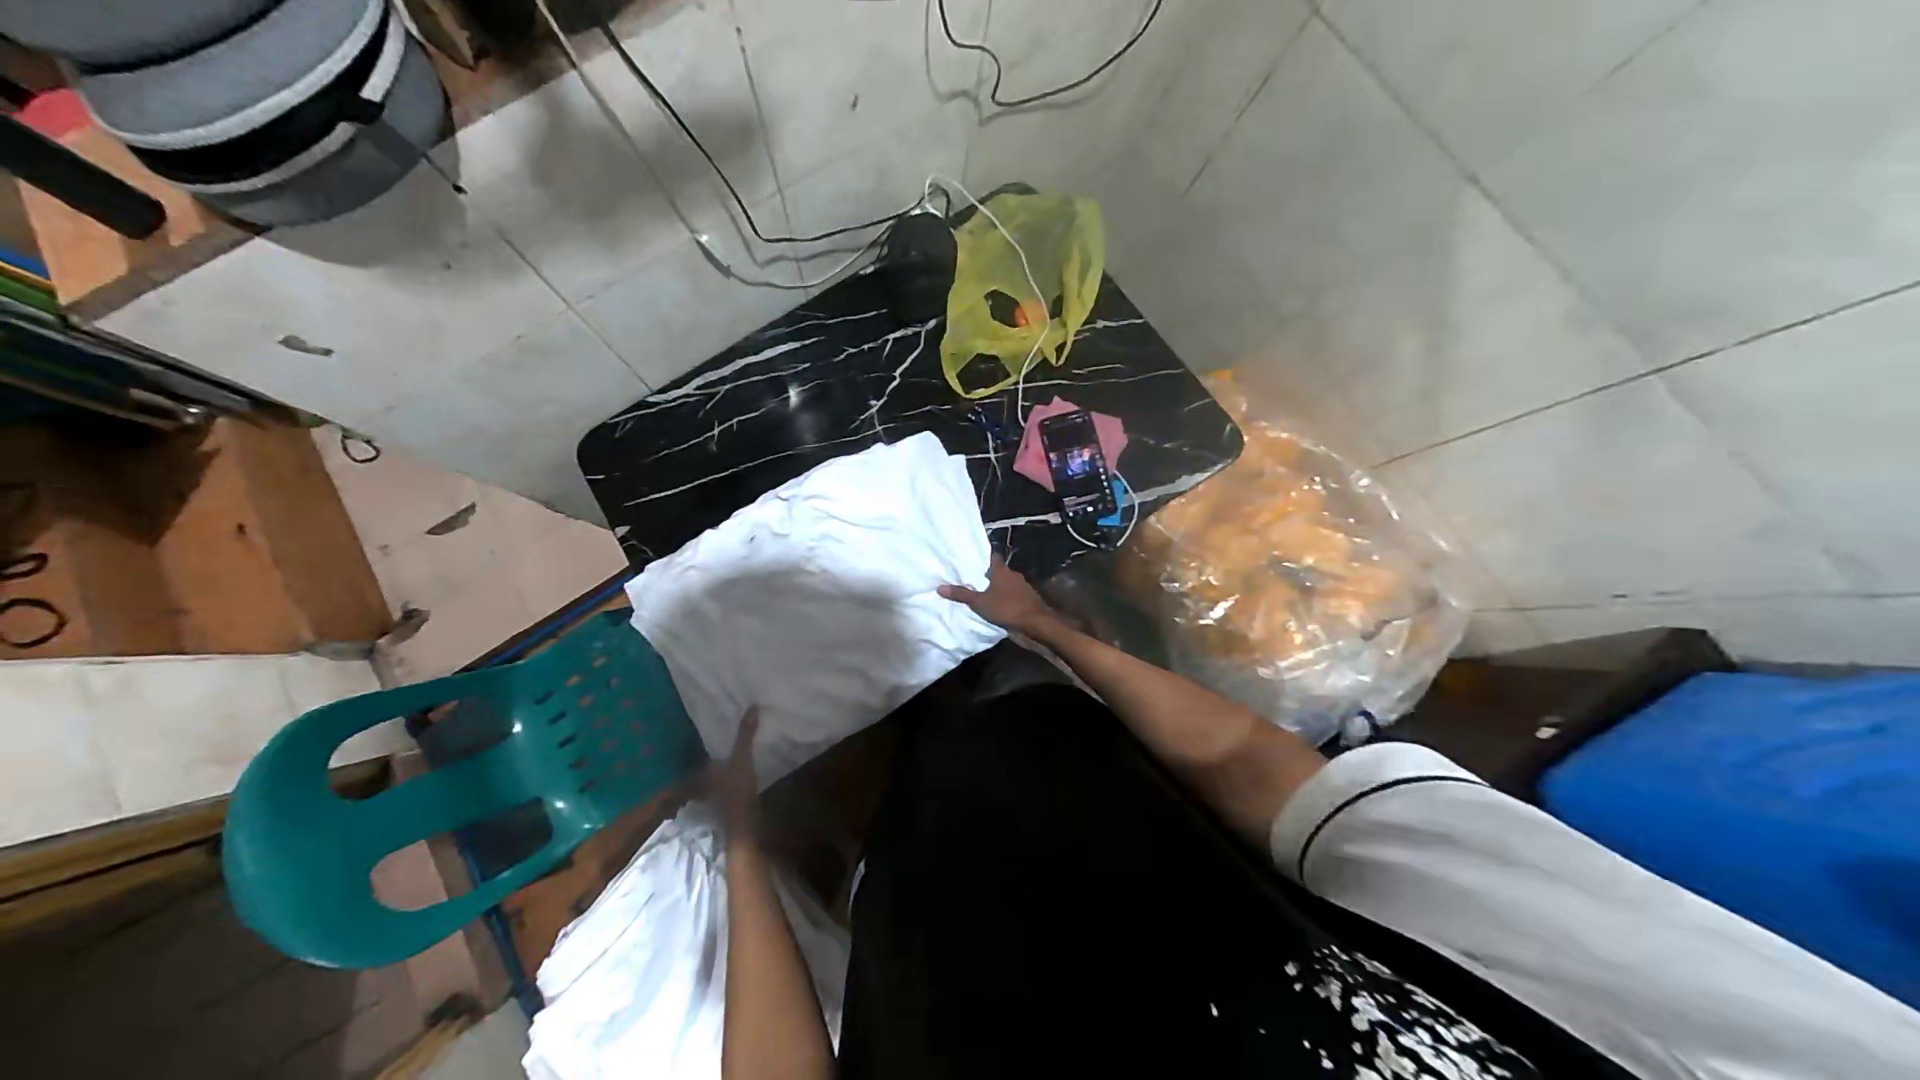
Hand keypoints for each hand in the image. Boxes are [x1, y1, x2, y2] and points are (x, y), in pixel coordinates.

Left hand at [712, 706, 759, 835]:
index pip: (711, 749)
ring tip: (749, 749)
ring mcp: (717, 793)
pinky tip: (750, 771)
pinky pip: (732, 782)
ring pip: (724, 772)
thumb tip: (752, 706)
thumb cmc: (737, 789)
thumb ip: (746, 734)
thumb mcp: (743, 758)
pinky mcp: (729, 803)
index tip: (730, 725)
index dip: (720, 737)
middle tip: (743, 735)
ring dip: (733, 763)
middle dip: (727, 750)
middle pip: (717, 761)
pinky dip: (738, 775)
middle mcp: (707, 780)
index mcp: (707, 768)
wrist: (743, 826)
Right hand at [938, 557, 1057, 636]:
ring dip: (999, 587)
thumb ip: (961, 594)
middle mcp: (1013, 575)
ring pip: (1007, 582)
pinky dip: (1007, 596)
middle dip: (989, 575)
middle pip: (999, 571)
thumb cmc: (1006, 608)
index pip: (993, 557)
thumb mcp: (980, 603)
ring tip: (986, 593)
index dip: (984, 557)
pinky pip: (1014, 593)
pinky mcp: (1029, 598)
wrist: (1035, 622)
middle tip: (975, 579)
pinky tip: (1000, 604)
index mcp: (1001, 571)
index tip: (974, 559)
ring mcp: (1023, 586)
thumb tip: (940, 587)